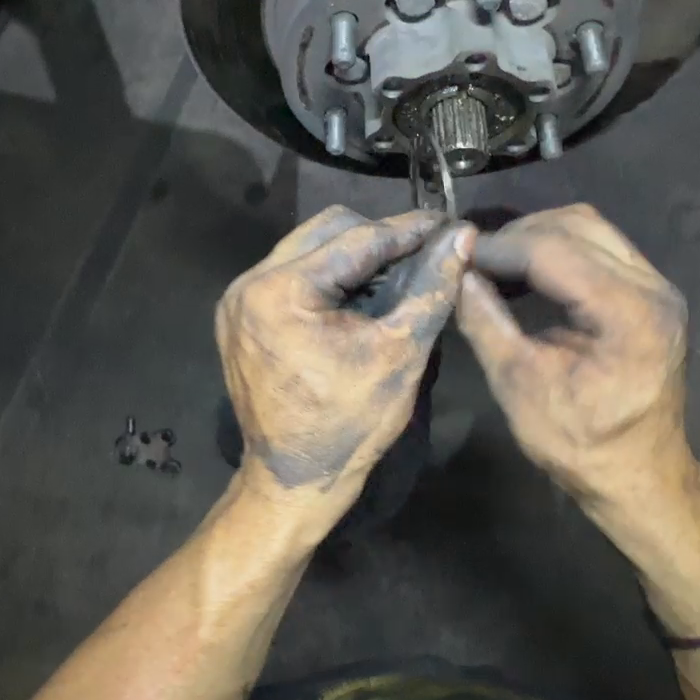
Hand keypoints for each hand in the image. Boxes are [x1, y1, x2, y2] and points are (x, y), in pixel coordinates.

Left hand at [218, 206, 474, 507]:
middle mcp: (248, 284)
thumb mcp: (399, 352)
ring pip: (308, 248)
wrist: (295, 477)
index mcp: (279, 291)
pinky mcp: (240, 314)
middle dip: (379, 237)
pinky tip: (361, 292)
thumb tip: (461, 236)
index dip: (408, 229)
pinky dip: (329, 275)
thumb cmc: (350, 423)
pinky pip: (291, 272)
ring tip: (398, 269)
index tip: (448, 221)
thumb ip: (431, 287)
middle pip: (327, 231)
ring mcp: (238, 299)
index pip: (356, 240)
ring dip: (354, 254)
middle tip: (424, 249)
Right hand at [455, 205, 690, 502]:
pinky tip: (526, 273)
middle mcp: (653, 287)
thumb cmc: (579, 443)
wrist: (639, 476)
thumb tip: (455, 273)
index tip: (456, 256)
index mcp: (628, 313)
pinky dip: (557, 249)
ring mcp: (657, 286)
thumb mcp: (519, 386)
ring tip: (496, 264)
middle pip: (576, 224)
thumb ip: (486, 322)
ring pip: (589, 227)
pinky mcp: (650, 292)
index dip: (499, 248)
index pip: (554, 250)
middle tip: (474, 261)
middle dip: (518, 235)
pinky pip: (599, 246)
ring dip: (537, 236)